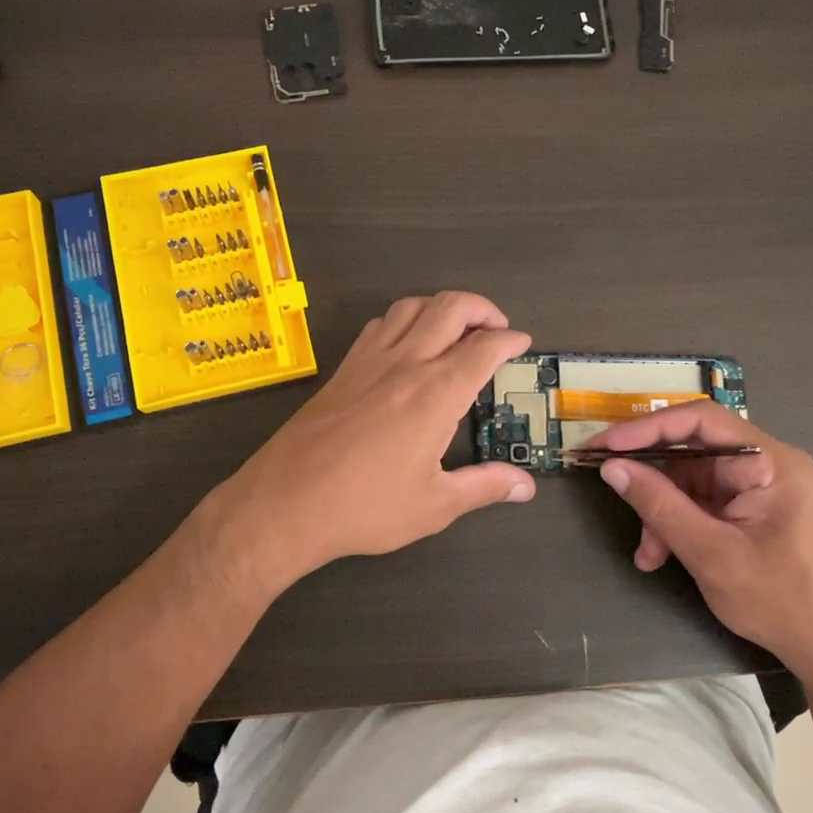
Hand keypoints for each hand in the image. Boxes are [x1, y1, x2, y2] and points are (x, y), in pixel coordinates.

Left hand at [195, 292, 536, 590]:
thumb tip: (525, 486)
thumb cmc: (366, 506)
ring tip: (455, 329)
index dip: (511, 341)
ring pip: (411, 306)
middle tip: (497, 329)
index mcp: (437, 393)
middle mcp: (406, 363)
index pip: (484, 348)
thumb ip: (484, 487)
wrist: (287, 500)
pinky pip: (379, 324)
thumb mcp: (435, 505)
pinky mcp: (343, 368)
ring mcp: (370, 361)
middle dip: (482, 309)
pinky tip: (405, 343)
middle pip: (450, 308)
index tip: (523, 344)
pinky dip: (403, 320)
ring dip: (441, 307)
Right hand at [585, 402, 812, 675]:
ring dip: (662, 513)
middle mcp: (768, 465)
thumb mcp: (711, 554)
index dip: (648, 428)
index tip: (605, 445)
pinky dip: (677, 526)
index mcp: (772, 463)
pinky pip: (703, 504)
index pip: (702, 421)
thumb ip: (659, 506)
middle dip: (652, 482)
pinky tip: (659, 555)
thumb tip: (612, 467)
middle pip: (693, 452)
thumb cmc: (781, 601)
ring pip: (691, 482)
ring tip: (647, 553)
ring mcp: (761, 488)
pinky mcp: (752, 511)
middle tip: (609, 488)